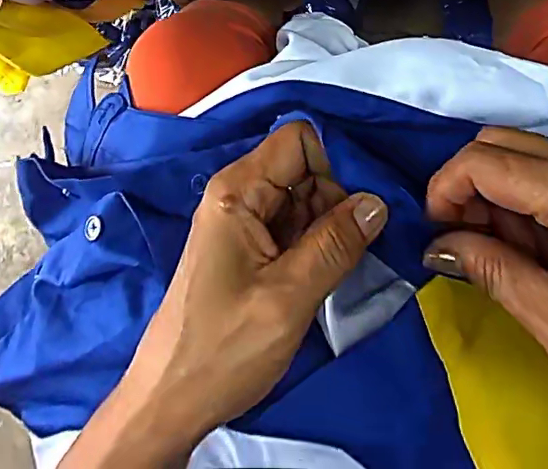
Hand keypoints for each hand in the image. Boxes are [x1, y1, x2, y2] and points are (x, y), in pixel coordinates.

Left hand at [61, 122, 387, 468]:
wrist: (169, 407)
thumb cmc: (221, 350)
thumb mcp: (288, 298)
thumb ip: (336, 244)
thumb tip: (378, 202)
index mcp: (239, 191)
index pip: (300, 139)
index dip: (333, 163)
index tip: (357, 203)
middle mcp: (240, 193)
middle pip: (307, 166)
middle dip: (337, 197)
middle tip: (353, 242)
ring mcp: (245, 220)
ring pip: (306, 195)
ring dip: (331, 222)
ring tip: (341, 261)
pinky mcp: (252, 244)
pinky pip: (297, 222)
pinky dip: (318, 239)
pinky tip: (327, 268)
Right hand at [422, 128, 547, 468]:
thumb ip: (497, 274)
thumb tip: (440, 245)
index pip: (485, 158)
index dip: (444, 190)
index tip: (434, 239)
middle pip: (505, 143)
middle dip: (470, 188)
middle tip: (467, 251)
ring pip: (533, 154)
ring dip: (503, 195)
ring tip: (510, 261)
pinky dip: (537, 198)